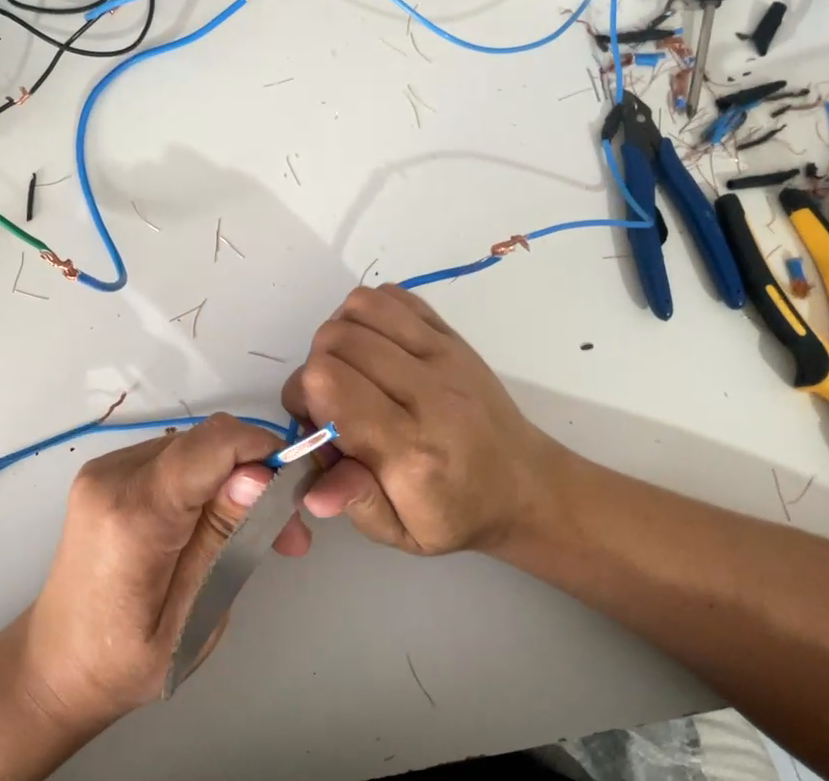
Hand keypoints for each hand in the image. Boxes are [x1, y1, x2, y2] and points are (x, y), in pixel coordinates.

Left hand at [20, 413, 310, 730]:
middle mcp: (113, 477)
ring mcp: (104, 471)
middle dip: (254, 472)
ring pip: (191, 446)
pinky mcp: (105, 474)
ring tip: (254, 535)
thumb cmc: (125, 660)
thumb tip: (257, 475)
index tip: (295, 491)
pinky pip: (170, 458)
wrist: (56, 662)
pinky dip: (201, 481)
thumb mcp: (191, 615)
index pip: (210, 446)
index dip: (263, 452)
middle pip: (204, 441)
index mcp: (133, 515)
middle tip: (285, 533)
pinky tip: (213, 524)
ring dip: (230, 478)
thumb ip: (222, 538)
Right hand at [283, 285, 570, 555]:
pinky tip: (373, 348)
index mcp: (411, 449)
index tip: (314, 424)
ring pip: (361, 307)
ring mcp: (445, 356)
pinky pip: (392, 296)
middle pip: (337, 339)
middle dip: (314, 366)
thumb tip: (314, 491)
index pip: (330, 384)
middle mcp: (429, 393)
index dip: (302, 396)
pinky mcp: (453, 337)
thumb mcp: (403, 533)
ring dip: (339, 335)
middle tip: (330, 400)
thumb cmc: (455, 515)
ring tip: (350, 370)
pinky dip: (368, 314)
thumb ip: (355, 503)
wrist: (526, 488)